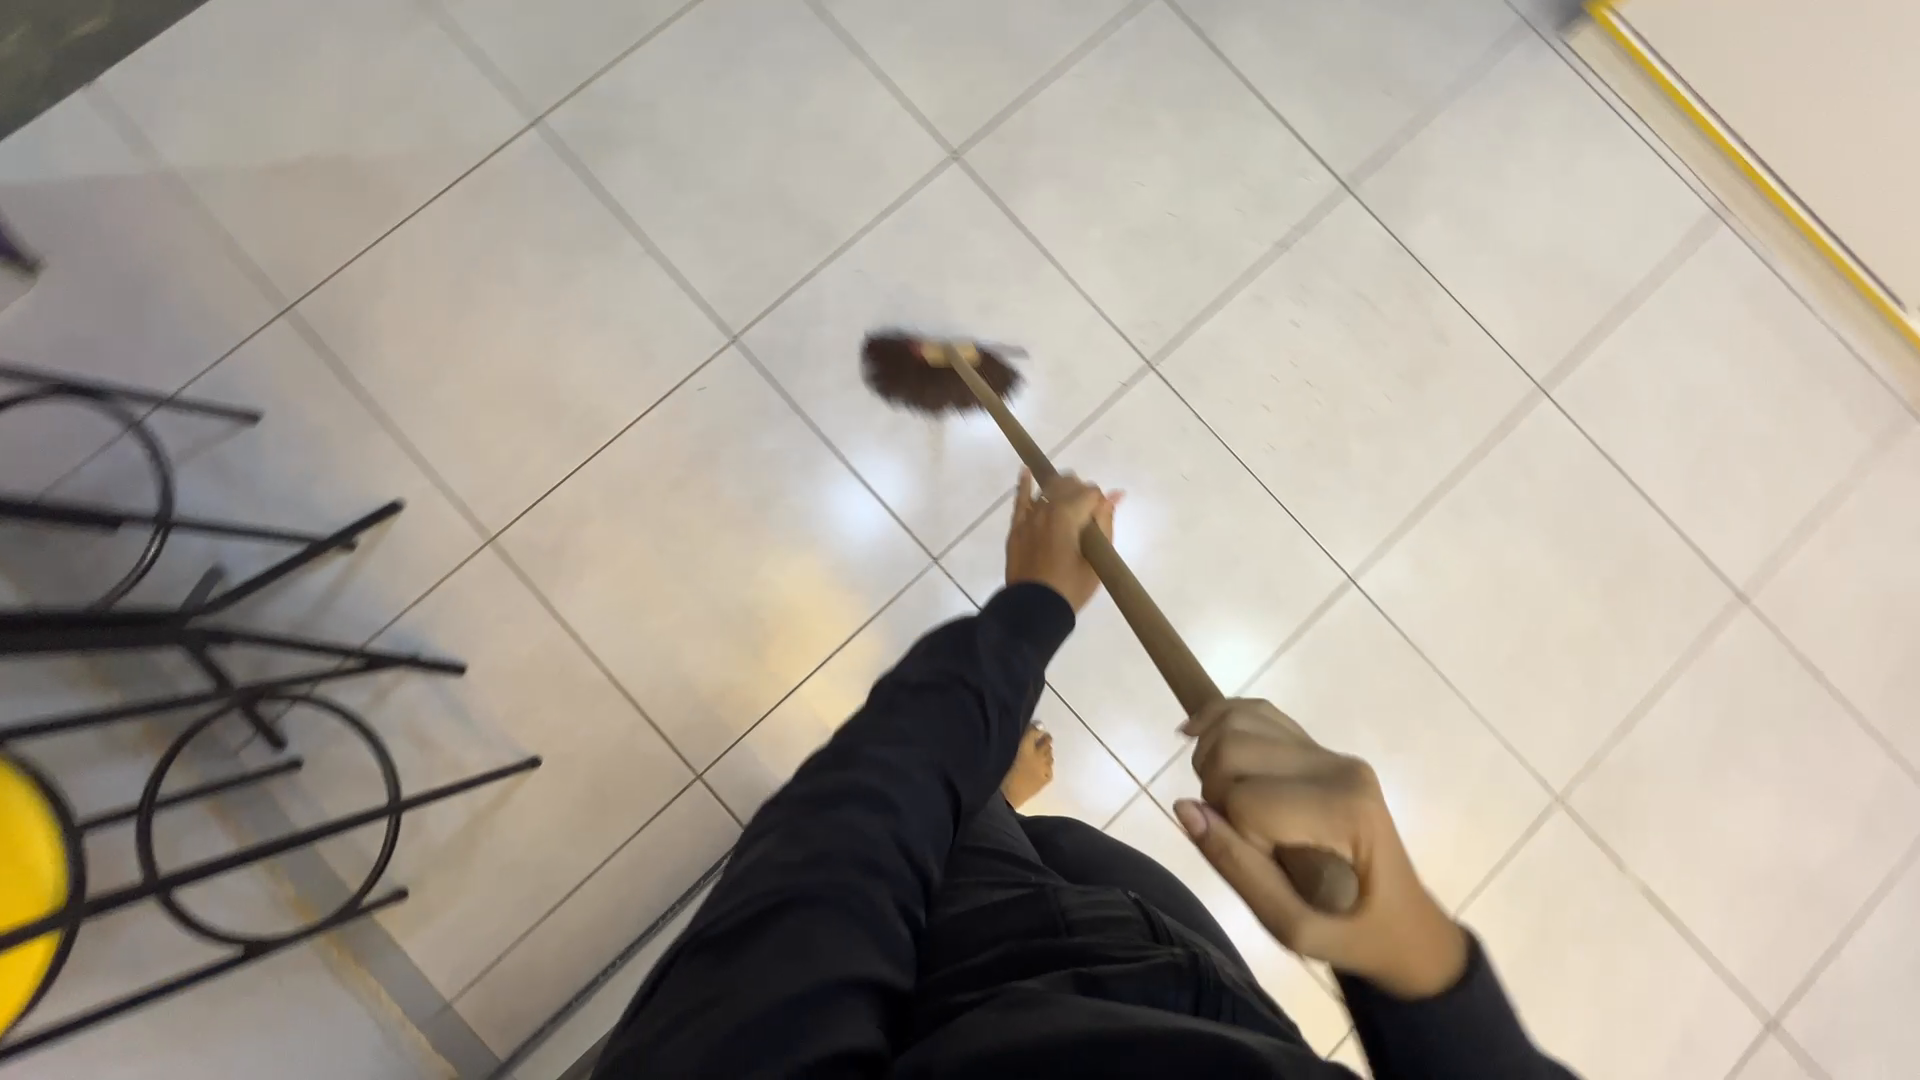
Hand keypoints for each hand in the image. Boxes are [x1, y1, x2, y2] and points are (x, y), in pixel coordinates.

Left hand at [1004, 469, 1121, 612]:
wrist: (1034, 608)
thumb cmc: (1071, 586)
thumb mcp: (1096, 556)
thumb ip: (1104, 521)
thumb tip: (1115, 495)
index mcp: (1068, 513)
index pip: (1091, 491)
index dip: (1100, 503)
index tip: (1100, 521)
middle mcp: (1046, 507)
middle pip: (1069, 485)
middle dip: (1081, 494)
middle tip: (1087, 517)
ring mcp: (1028, 516)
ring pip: (1047, 489)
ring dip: (1060, 490)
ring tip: (1069, 501)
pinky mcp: (1016, 528)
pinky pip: (1019, 500)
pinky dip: (1023, 484)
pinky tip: (1025, 471)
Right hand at [1172, 699, 1467, 999]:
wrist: (1405, 927)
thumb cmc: (1352, 935)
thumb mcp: (1293, 928)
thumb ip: (1236, 867)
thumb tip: (1184, 807)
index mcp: (1342, 813)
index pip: (1244, 799)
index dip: (1233, 836)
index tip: (1260, 868)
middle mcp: (1337, 767)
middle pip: (1233, 747)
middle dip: (1212, 790)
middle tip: (1231, 832)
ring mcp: (1329, 751)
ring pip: (1237, 720)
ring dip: (1209, 754)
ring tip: (1220, 797)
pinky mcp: (1318, 747)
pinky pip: (1255, 711)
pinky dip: (1217, 717)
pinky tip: (1196, 734)